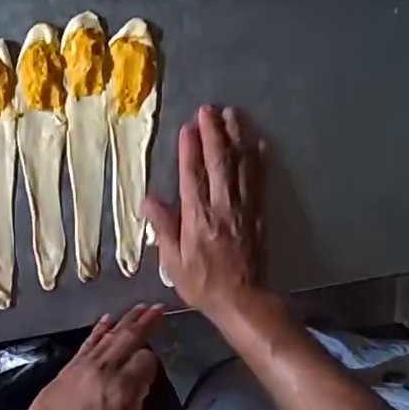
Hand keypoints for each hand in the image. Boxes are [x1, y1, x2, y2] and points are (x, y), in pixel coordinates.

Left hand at [10, 303, 165, 409]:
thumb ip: (133, 404)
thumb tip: (141, 384)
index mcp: (122, 388)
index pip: (146, 361)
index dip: (153, 361)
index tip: (155, 364)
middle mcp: (106, 369)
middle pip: (130, 338)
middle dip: (146, 322)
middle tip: (159, 307)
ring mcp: (87, 364)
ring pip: (111, 335)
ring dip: (127, 319)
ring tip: (141, 306)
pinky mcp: (71, 364)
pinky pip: (90, 341)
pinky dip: (100, 328)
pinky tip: (109, 318)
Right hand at [141, 105, 274, 327]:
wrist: (244, 300)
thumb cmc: (203, 285)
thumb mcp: (173, 262)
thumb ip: (163, 228)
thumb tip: (147, 200)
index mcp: (198, 217)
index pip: (192, 174)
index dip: (189, 148)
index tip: (188, 127)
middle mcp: (223, 205)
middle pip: (219, 160)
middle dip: (214, 132)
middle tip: (209, 109)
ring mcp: (245, 207)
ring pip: (241, 163)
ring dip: (237, 136)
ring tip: (232, 114)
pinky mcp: (261, 213)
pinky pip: (261, 179)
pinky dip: (259, 158)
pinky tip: (258, 142)